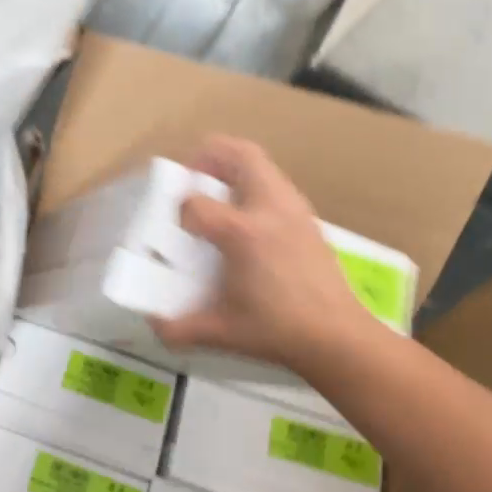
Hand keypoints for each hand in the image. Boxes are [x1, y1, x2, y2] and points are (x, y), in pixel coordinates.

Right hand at [149, 136, 373, 368]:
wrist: (337, 337)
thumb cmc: (276, 331)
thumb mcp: (220, 332)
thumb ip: (178, 328)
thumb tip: (153, 322)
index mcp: (242, 233)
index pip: (195, 204)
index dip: (179, 214)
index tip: (179, 233)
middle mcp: (269, 209)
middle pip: (237, 154)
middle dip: (207, 159)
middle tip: (193, 181)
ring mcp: (294, 209)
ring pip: (260, 162)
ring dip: (232, 168)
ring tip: (218, 196)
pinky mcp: (309, 218)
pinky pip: (275, 182)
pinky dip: (254, 186)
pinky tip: (248, 221)